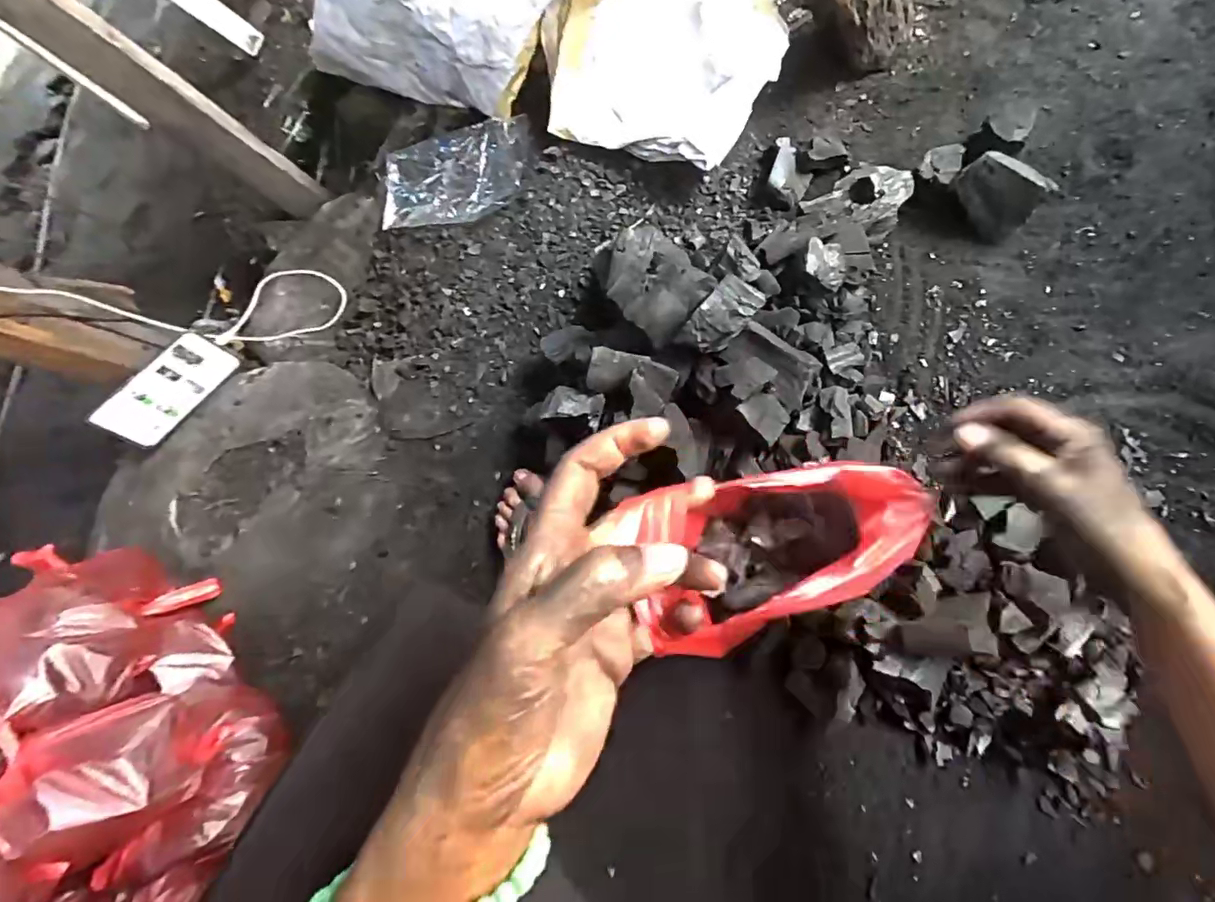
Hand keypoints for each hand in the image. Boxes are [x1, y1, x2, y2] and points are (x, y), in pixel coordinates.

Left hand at [338, 418, 724, 901]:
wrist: (497, 785)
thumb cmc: (498, 701)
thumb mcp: (532, 636)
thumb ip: (595, 588)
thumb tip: (668, 554)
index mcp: (545, 555)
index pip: (577, 479)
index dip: (613, 447)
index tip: (659, 430)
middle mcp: (576, 575)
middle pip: (628, 520)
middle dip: (668, 504)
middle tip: (712, 497)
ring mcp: (599, 615)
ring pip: (652, 569)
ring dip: (687, 565)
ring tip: (717, 576)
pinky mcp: (617, 654)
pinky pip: (661, 618)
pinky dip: (686, 611)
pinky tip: (703, 618)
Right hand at [941, 395, 1182, 595]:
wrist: (1131, 570)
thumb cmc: (1096, 521)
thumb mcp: (1047, 484)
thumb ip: (1003, 455)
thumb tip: (961, 432)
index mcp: (1069, 433)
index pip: (1015, 410)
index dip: (978, 416)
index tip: (946, 430)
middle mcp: (1060, 445)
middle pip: (1006, 432)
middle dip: (971, 441)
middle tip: (936, 453)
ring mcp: (1052, 469)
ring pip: (1004, 456)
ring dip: (972, 463)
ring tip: (940, 474)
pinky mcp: (1047, 492)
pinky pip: (1008, 478)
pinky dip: (985, 482)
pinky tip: (959, 488)